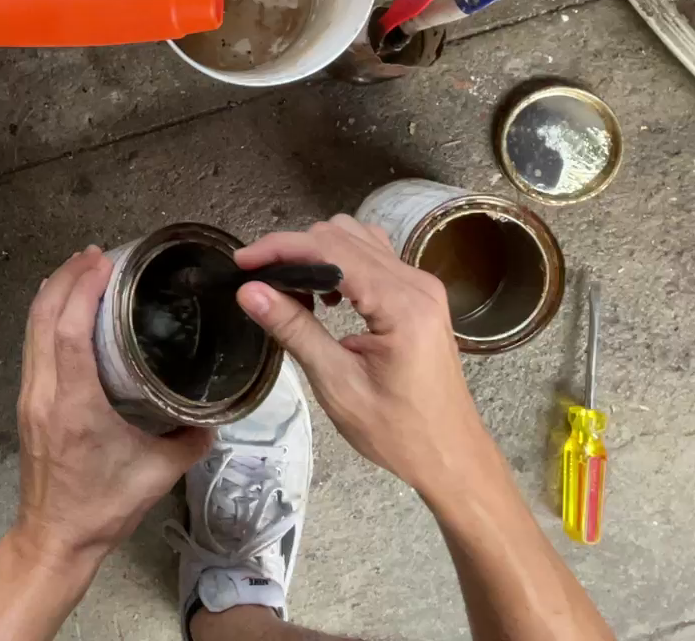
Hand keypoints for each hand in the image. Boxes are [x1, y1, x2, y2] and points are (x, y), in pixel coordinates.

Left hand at [12, 247, 212, 568]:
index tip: (103, 263)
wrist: (53, 539)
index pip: (69, 333)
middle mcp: (45, 393)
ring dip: (53, 291)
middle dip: (65, 278)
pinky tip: (62, 304)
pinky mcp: (27, 399)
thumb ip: (190, 440)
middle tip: (94, 254)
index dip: (82, 291)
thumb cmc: (102, 508)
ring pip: (31, 327)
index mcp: (75, 407)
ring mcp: (30, 394)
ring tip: (79, 267)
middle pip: (43, 318)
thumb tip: (214, 413)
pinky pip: (31, 342)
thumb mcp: (156, 475)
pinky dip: (46, 313)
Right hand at [233, 216, 493, 499]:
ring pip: (355, 237)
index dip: (280, 247)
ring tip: (290, 288)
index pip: (330, 249)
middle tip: (260, 281)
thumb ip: (294, 329)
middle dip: (293, 249)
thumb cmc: (397, 432)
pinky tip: (325, 294)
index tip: (242, 262)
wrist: (452, 459)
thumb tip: (249, 291)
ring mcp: (421, 284)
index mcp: (400, 304)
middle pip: (341, 235)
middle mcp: (415, 282)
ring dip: (316, 252)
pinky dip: (339, 261)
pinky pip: (371, 254)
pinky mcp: (419, 293)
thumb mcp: (337, 384)